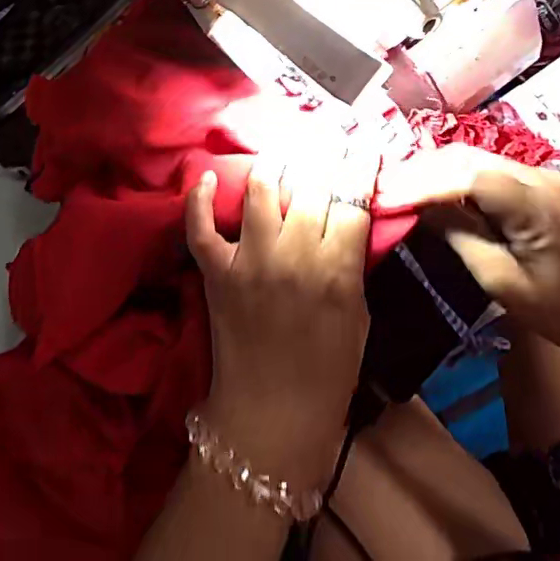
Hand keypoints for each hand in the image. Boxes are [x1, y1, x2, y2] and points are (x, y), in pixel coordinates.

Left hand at [185, 154, 375, 489]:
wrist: (270, 418)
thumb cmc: (328, 373)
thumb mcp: (359, 315)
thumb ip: (352, 263)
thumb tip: (348, 215)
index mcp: (337, 270)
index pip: (353, 197)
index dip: (360, 164)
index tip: (361, 142)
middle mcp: (295, 256)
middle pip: (312, 184)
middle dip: (323, 157)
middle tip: (325, 144)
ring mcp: (250, 262)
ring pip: (260, 191)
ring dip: (273, 165)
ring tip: (280, 157)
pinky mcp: (216, 275)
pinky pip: (200, 228)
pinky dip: (198, 199)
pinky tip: (204, 176)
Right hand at [382, 145, 559, 346]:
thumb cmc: (558, 310)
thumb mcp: (501, 281)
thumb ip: (459, 235)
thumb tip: (418, 205)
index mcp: (538, 203)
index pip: (469, 177)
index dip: (423, 182)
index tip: (386, 196)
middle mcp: (541, 175)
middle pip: (469, 158)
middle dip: (422, 171)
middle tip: (383, 188)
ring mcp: (541, 174)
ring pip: (475, 159)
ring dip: (435, 171)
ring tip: (397, 187)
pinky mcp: (537, 180)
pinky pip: (488, 170)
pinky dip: (455, 178)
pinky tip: (430, 189)